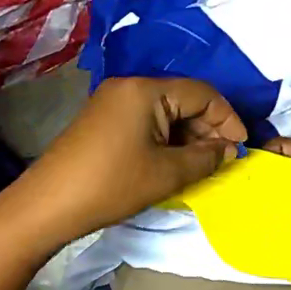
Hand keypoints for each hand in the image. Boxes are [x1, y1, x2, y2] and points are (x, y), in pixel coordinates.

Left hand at [0, 77, 247, 247]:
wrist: (49, 203)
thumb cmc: (112, 184)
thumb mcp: (166, 173)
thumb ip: (205, 157)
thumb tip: (228, 149)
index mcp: (145, 90)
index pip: (202, 92)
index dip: (228, 118)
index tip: (240, 148)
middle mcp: (127, 86)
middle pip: (182, 98)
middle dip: (206, 128)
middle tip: (220, 161)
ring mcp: (111, 102)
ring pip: (164, 112)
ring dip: (186, 136)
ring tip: (198, 167)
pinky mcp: (101, 120)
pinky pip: (144, 121)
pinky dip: (163, 139)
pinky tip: (170, 163)